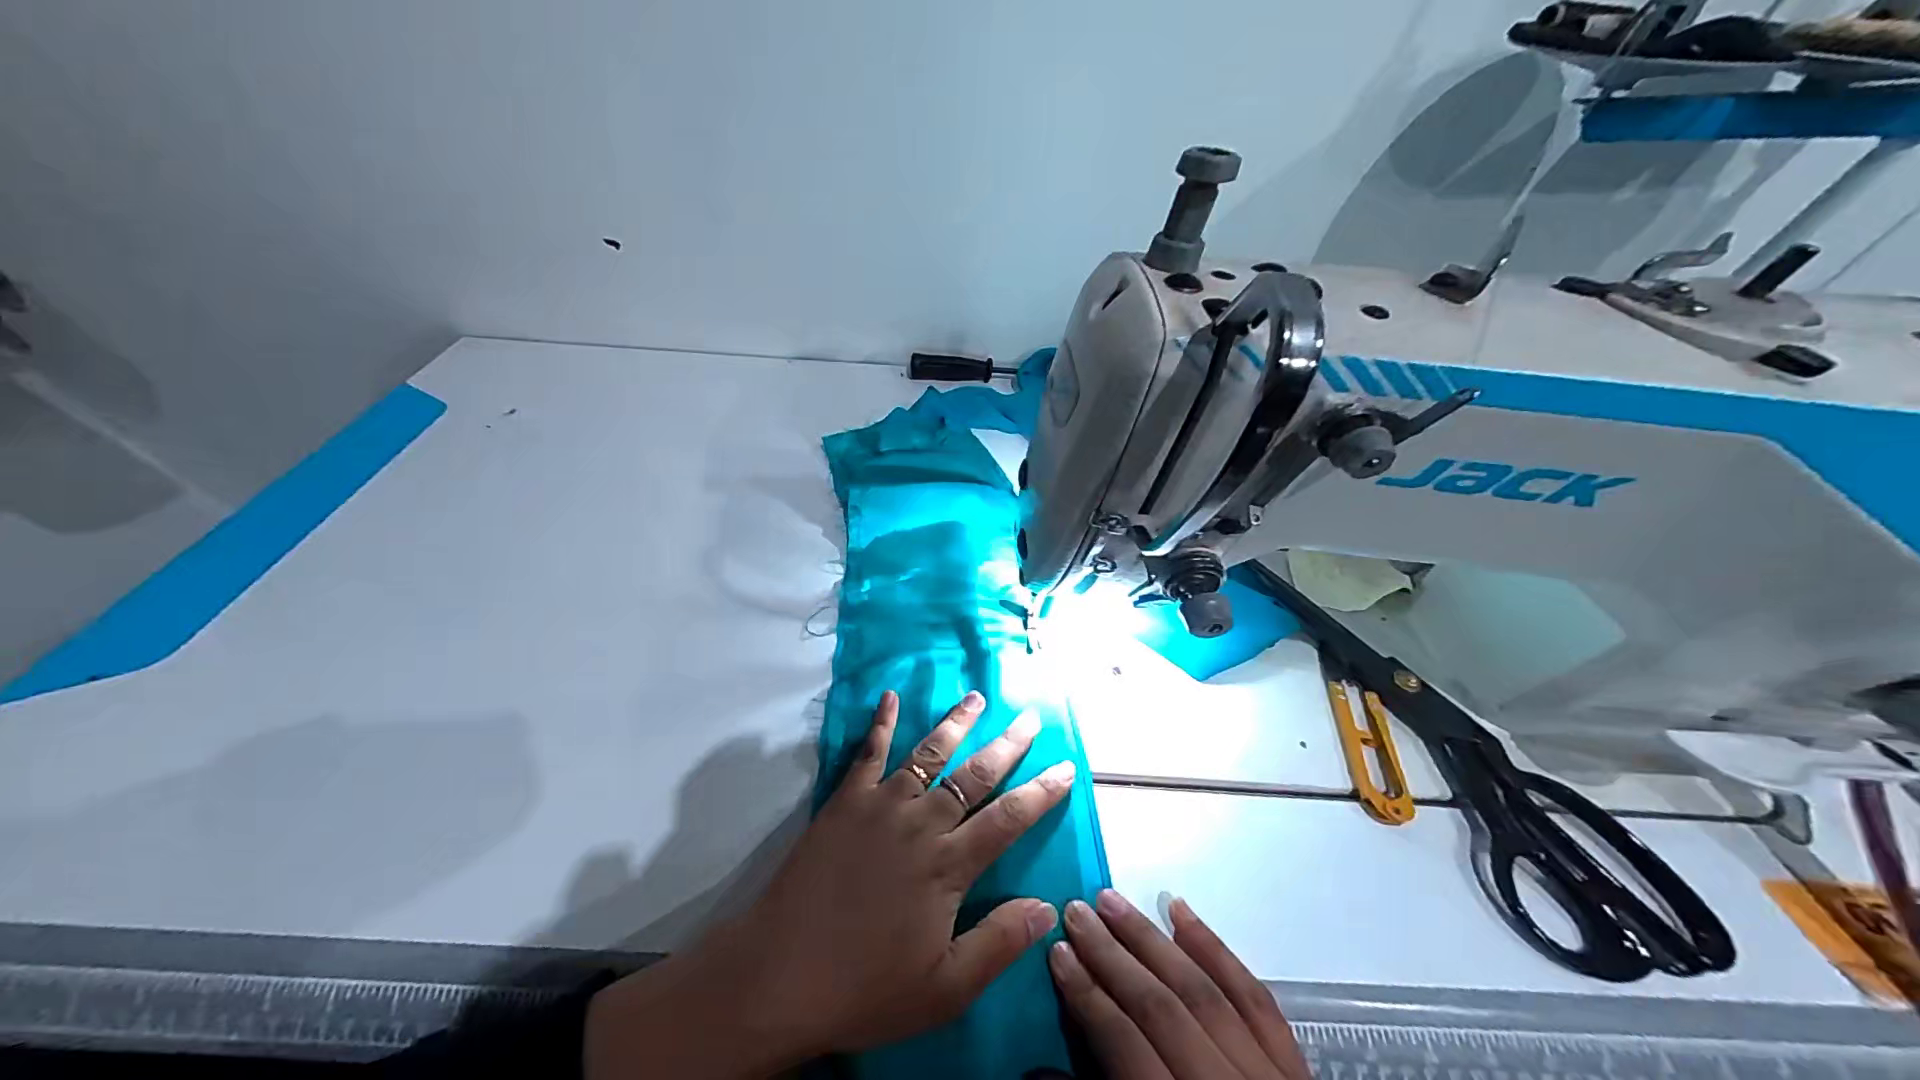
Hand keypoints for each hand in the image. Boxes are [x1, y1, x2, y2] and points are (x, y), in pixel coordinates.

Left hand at [585, 690, 1076, 1078]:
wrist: (780, 975)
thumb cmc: (866, 987)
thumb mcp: (944, 989)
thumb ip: (998, 944)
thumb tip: (1049, 908)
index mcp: (949, 866)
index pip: (1009, 819)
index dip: (1042, 792)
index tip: (1067, 767)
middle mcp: (920, 824)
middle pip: (974, 775)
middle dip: (1008, 744)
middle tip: (1032, 716)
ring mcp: (879, 807)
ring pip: (927, 754)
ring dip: (955, 723)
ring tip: (977, 697)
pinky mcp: (843, 804)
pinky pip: (866, 754)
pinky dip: (879, 723)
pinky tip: (889, 697)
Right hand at [1050, 889, 1309, 1079]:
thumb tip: (1037, 1069)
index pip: (1126, 1045)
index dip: (1087, 995)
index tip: (1057, 950)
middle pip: (1162, 1007)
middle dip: (1112, 955)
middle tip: (1075, 909)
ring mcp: (1270, 1077)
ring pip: (1203, 990)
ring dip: (1152, 939)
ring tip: (1112, 900)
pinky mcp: (1296, 1067)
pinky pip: (1254, 996)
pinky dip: (1216, 950)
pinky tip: (1181, 910)